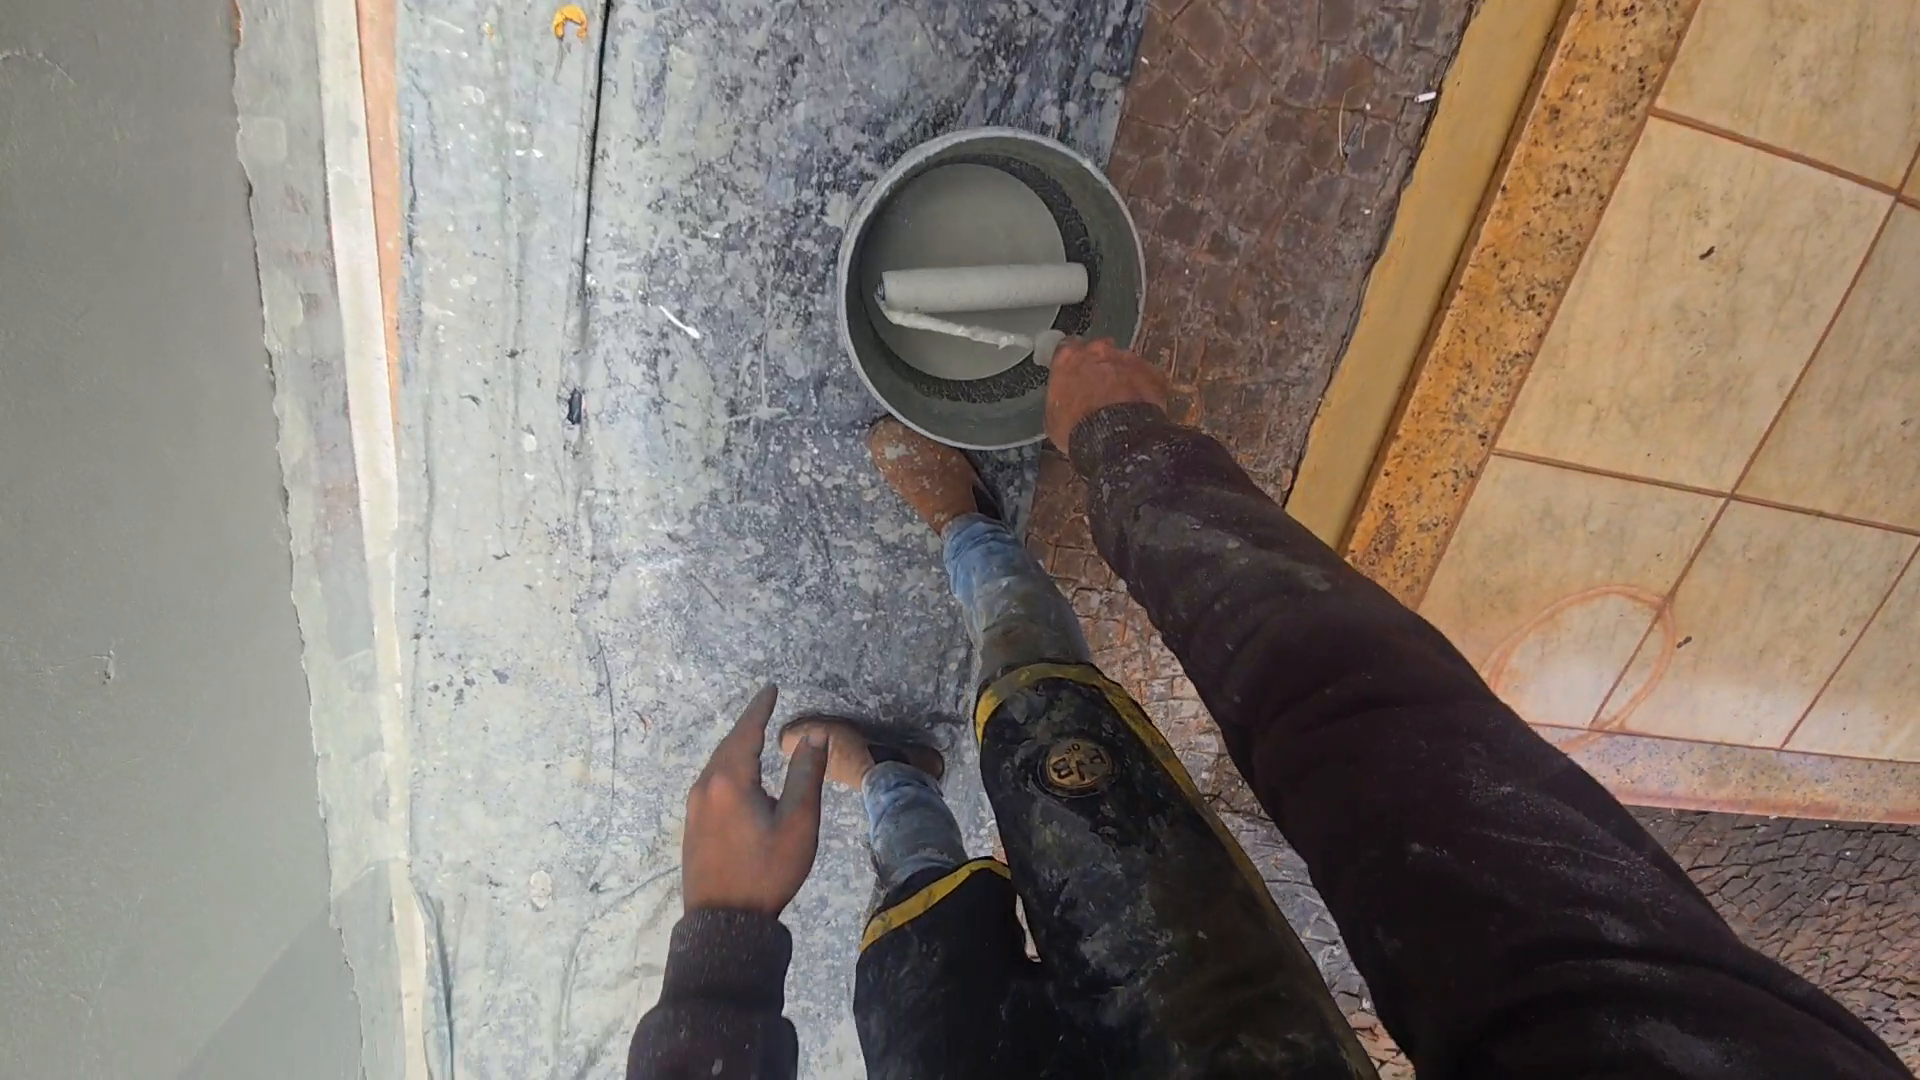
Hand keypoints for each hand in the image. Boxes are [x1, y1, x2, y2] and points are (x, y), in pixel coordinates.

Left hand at [681, 684, 829, 915]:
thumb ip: (805, 774)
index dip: (760, 707)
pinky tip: (738, 771)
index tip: (770, 688)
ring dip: (737, 744)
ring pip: (717, 762)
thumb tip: (813, 734)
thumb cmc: (767, 870)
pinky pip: (711, 779)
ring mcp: (694, 807)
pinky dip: (728, 763)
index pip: (747, 730)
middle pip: (729, 743)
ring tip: (756, 733)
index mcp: (731, 780)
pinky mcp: (692, 824)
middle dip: (748, 723)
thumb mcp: (798, 822)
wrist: (724, 925)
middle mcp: (706, 786)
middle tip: (766, 704)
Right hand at [1045, 337, 1169, 453]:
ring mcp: (1127, 359)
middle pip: (1098, 350)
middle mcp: (1098, 350)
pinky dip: (1142, 388)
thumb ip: (1058, 397)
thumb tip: (1062, 401)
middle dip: (1098, 365)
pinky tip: (1138, 407)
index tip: (1071, 373)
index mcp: (1068, 358)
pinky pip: (1145, 376)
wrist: (1113, 438)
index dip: (1070, 362)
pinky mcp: (1151, 372)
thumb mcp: (1053, 417)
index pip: (1066, 348)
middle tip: (1097, 389)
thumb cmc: (1077, 428)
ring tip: (1119, 403)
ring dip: (1121, 377)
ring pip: (1123, 362)